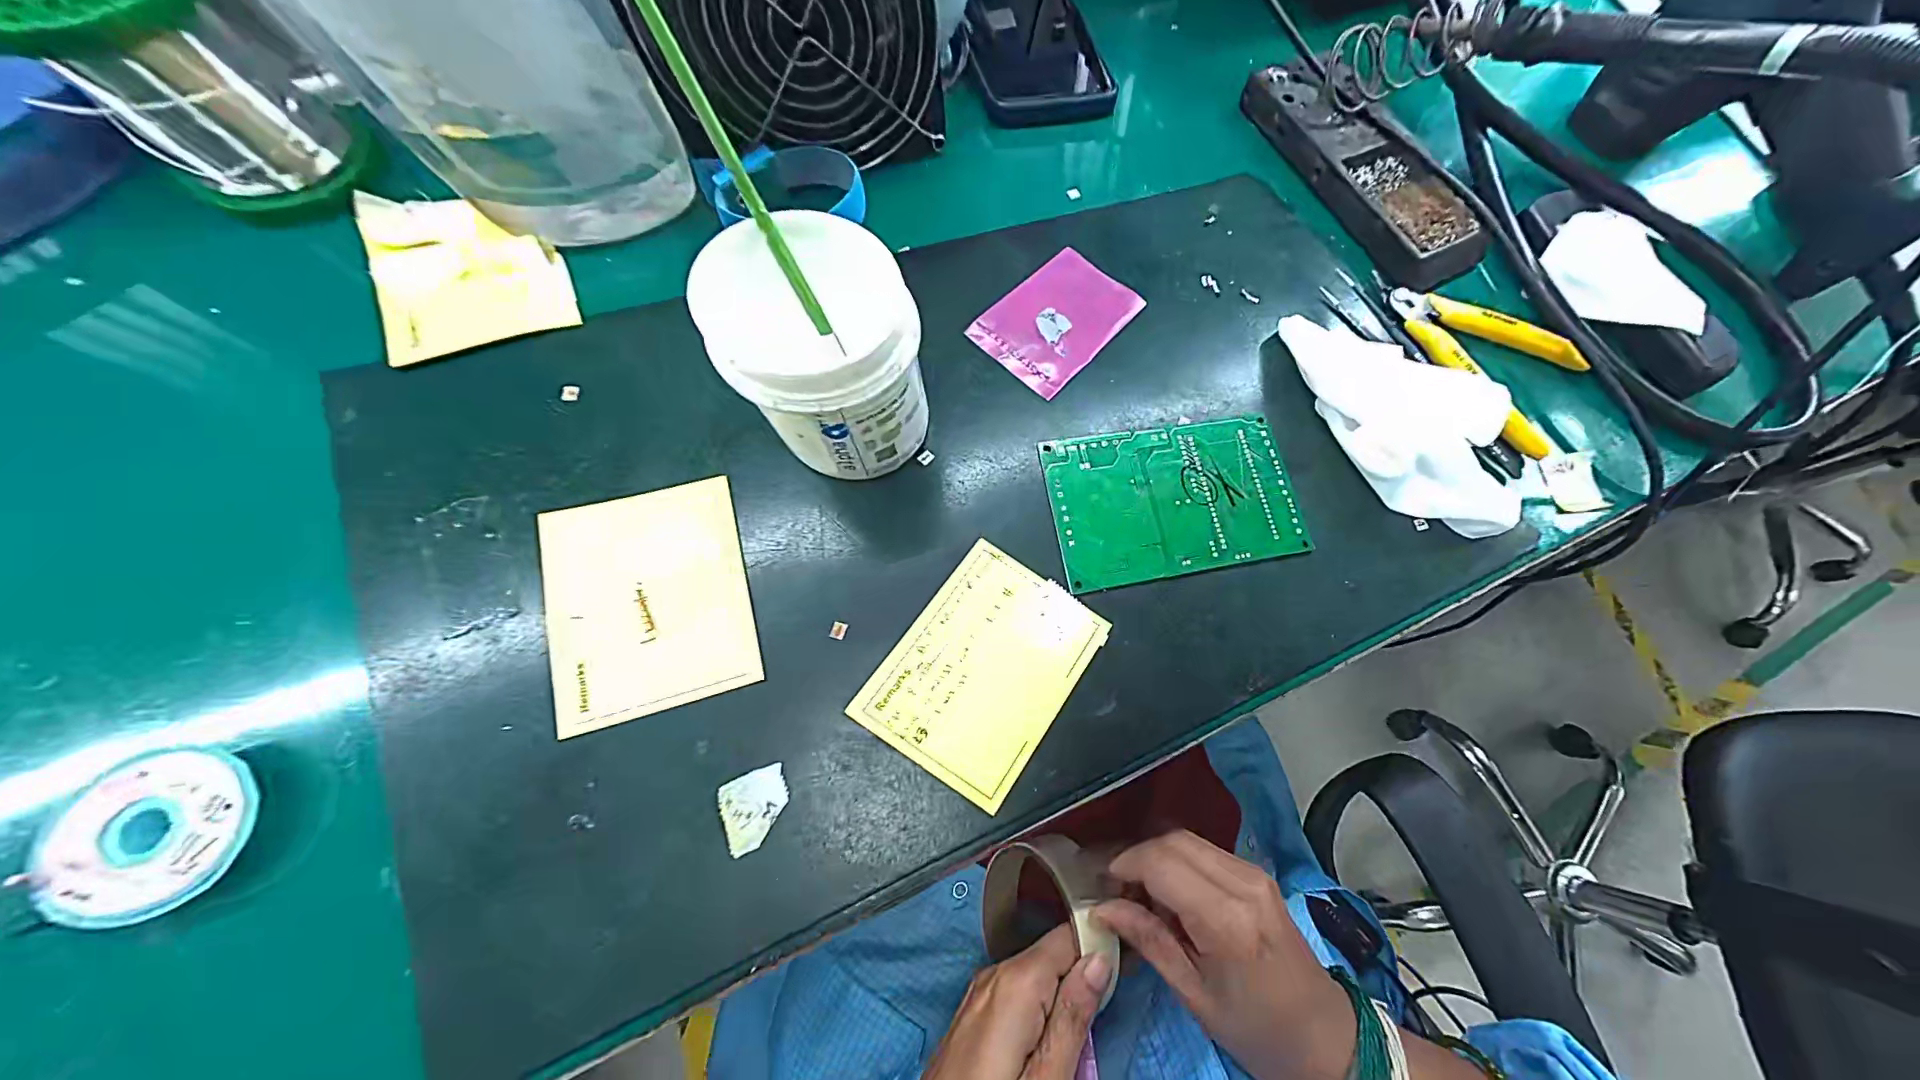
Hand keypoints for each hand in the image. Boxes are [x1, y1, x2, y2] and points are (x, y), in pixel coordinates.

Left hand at [924, 922, 1111, 1079]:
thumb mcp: (1047, 1078)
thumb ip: (1073, 1016)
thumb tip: (1098, 961)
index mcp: (1017, 981)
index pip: (1069, 935)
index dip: (1101, 945)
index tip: (1128, 958)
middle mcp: (995, 974)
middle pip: (1053, 953)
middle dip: (1082, 970)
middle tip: (1111, 999)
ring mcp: (981, 991)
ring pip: (1036, 973)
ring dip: (1062, 989)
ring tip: (1087, 1017)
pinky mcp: (975, 1010)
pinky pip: (1017, 990)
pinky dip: (1040, 1001)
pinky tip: (1052, 1028)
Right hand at [1094, 830, 1355, 1079]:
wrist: (1328, 1038)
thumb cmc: (1258, 1030)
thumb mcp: (1195, 996)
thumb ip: (1149, 941)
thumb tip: (1103, 909)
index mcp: (1227, 919)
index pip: (1160, 862)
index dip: (1124, 867)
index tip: (1103, 889)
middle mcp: (1244, 883)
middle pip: (1172, 840)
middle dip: (1136, 858)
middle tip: (1118, 891)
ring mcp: (1255, 874)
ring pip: (1187, 840)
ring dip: (1156, 858)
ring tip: (1142, 896)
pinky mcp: (1258, 875)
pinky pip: (1204, 851)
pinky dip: (1178, 862)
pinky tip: (1171, 895)